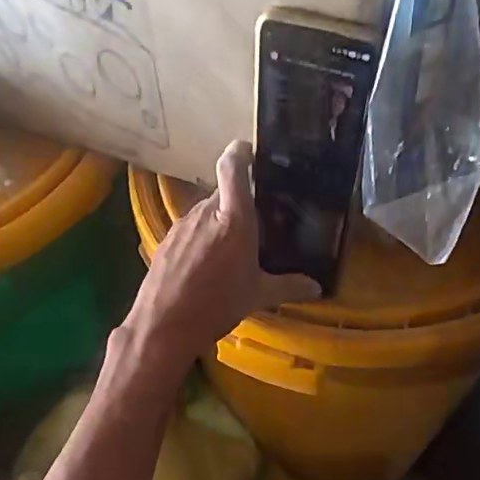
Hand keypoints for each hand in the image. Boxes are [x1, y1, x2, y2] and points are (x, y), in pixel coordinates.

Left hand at [118, 140, 319, 371]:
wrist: (163, 326)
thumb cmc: (215, 306)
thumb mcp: (256, 297)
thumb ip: (286, 287)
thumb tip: (316, 288)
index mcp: (233, 218)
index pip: (234, 165)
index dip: (242, 153)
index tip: (252, 155)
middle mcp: (206, 213)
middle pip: (223, 194)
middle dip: (237, 206)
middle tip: (253, 227)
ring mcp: (182, 225)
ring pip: (205, 215)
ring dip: (218, 227)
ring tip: (228, 254)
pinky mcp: (166, 241)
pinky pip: (189, 232)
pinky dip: (199, 242)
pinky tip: (204, 268)